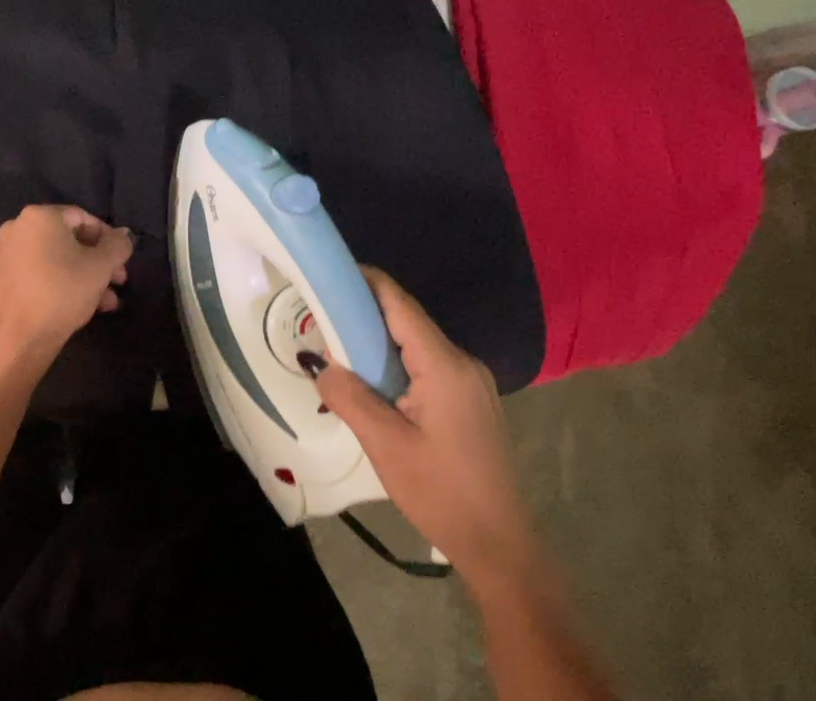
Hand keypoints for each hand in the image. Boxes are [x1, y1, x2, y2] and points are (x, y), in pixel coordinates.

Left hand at [0, 205, 133, 373]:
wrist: (21, 336)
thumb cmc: (64, 291)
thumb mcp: (101, 267)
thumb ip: (118, 245)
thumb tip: (124, 235)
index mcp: (38, 216)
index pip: (82, 217)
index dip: (107, 237)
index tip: (121, 259)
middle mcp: (17, 228)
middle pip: (68, 240)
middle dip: (97, 262)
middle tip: (118, 281)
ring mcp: (5, 254)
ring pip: (55, 260)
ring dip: (84, 276)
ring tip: (106, 302)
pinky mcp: (0, 278)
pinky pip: (38, 273)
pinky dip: (60, 283)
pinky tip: (81, 306)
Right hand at [313, 266, 538, 582]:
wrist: (499, 543)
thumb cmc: (441, 491)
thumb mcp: (385, 444)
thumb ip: (348, 395)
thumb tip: (316, 361)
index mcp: (443, 366)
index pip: (398, 303)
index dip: (362, 280)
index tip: (324, 272)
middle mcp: (461, 363)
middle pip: (405, 320)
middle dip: (360, 314)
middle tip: (315, 318)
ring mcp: (469, 382)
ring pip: (413, 344)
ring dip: (374, 343)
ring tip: (333, 351)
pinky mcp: (468, 401)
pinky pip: (424, 366)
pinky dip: (392, 365)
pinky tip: (368, 383)